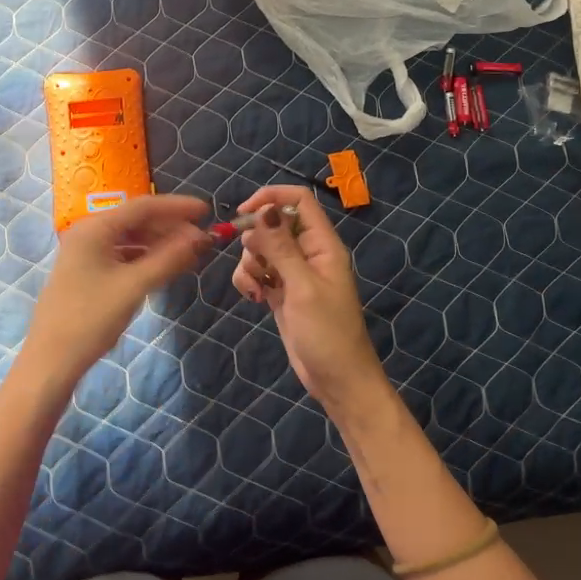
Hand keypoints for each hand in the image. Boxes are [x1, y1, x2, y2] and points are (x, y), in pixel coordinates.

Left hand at [22, 194, 212, 383]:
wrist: (51, 360)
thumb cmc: (91, 319)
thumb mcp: (134, 287)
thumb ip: (169, 259)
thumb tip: (201, 237)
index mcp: (95, 228)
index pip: (143, 206)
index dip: (177, 208)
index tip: (206, 212)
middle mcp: (88, 233)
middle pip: (136, 221)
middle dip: (170, 228)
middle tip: (201, 241)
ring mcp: (85, 253)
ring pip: (129, 239)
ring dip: (158, 244)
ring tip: (188, 255)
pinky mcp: (86, 272)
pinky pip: (121, 255)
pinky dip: (144, 258)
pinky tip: (163, 268)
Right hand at [232, 186, 388, 414]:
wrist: (337, 381)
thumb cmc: (327, 333)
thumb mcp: (302, 288)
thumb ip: (281, 248)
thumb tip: (261, 211)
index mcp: (322, 245)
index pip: (298, 200)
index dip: (271, 198)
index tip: (243, 213)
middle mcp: (309, 253)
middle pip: (274, 222)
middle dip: (255, 237)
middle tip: (256, 263)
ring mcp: (294, 273)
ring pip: (261, 247)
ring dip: (250, 262)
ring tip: (258, 287)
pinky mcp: (281, 292)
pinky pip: (258, 271)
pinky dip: (249, 279)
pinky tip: (253, 297)